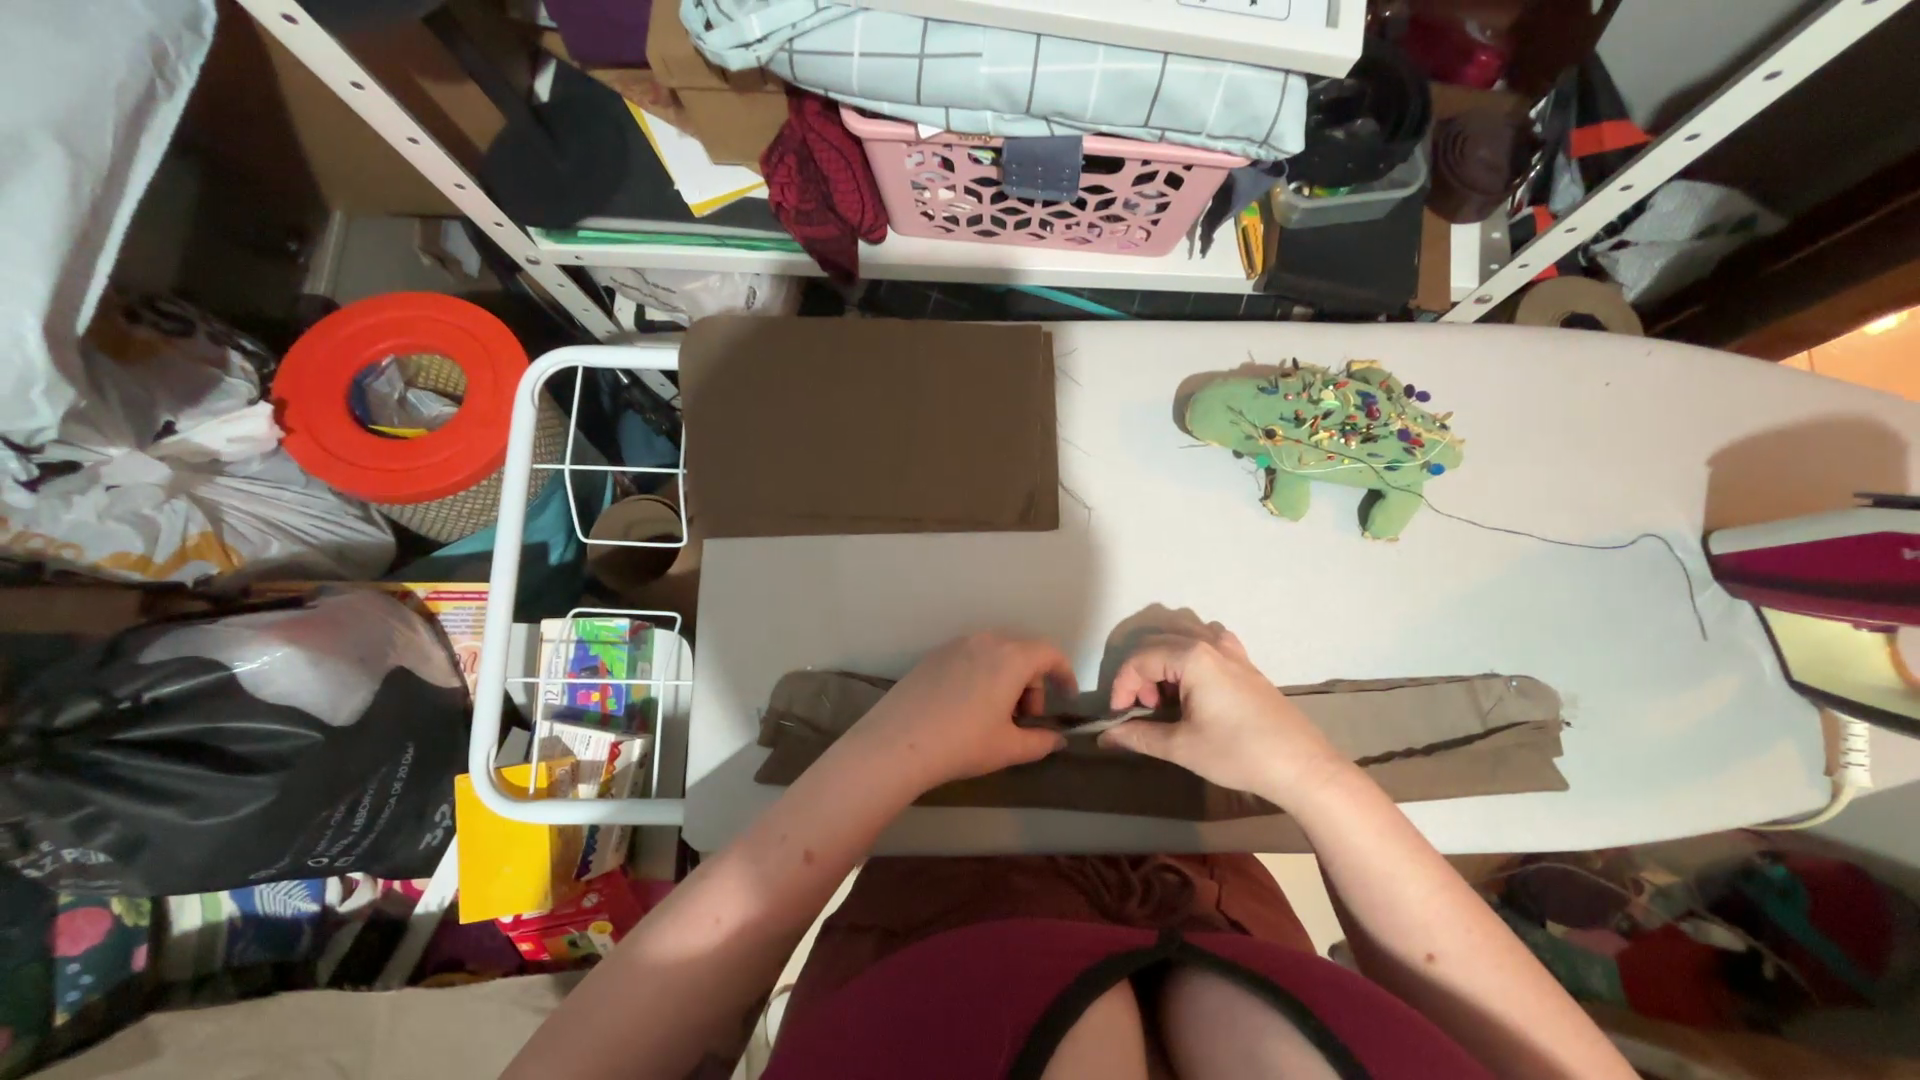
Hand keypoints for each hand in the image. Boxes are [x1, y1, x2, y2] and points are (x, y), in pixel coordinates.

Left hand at [843, 633, 1077, 790]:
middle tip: (1024, 719)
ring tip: (995, 715)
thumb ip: (1041, 741)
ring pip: (994, 654)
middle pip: (1022, 652)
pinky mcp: (932, 656)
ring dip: (1006, 679)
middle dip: (1032, 683)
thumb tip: (1057, 739)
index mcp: (1011, 658)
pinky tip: (966, 708)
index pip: (1050, 653)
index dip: (1064, 674)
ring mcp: (955, 645)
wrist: (897, 743)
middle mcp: (985, 641)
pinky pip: (969, 657)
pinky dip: (981, 675)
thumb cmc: (962, 743)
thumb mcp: (1008, 748)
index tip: (1067, 698)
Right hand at [1098, 623, 1352, 805]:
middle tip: (1144, 709)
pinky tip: (1194, 680)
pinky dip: (1191, 650)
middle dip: (1140, 673)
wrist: (1300, 765)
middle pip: (1157, 640)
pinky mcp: (1246, 662)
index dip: (1122, 686)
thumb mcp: (1181, 747)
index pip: (1139, 659)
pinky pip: (1209, 638)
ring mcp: (1232, 649)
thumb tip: (1104, 737)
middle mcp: (1210, 643)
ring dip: (1163, 656)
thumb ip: (1139, 736)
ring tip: (1166, 693)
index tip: (1119, 716)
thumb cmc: (1237, 753)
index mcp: (1192, 657)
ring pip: (1183, 631)